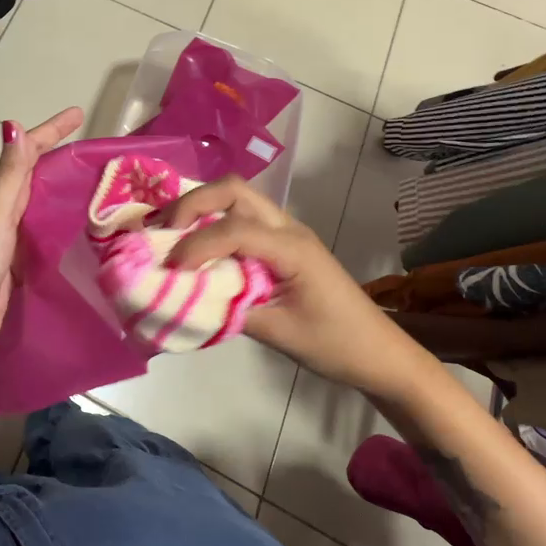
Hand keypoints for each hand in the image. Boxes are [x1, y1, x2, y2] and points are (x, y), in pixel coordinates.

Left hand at [0, 108, 83, 356]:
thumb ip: (7, 175)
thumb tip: (14, 123)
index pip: (27, 152)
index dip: (51, 131)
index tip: (79, 113)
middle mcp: (2, 210)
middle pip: (35, 173)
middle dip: (60, 156)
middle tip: (95, 150)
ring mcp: (9, 237)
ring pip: (40, 202)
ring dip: (62, 189)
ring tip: (96, 184)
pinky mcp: (18, 263)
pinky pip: (43, 233)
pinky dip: (59, 223)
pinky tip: (80, 229)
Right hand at [159, 178, 432, 401]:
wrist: (382, 356)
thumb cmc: (336, 346)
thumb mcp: (281, 334)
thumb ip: (231, 310)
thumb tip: (184, 297)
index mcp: (292, 248)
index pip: (233, 230)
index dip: (195, 245)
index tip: (169, 268)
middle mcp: (288, 228)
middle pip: (232, 190)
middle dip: (192, 203)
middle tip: (162, 230)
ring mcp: (286, 231)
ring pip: (236, 198)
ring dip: (200, 208)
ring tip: (169, 232)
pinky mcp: (282, 243)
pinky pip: (241, 217)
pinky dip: (212, 222)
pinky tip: (194, 245)